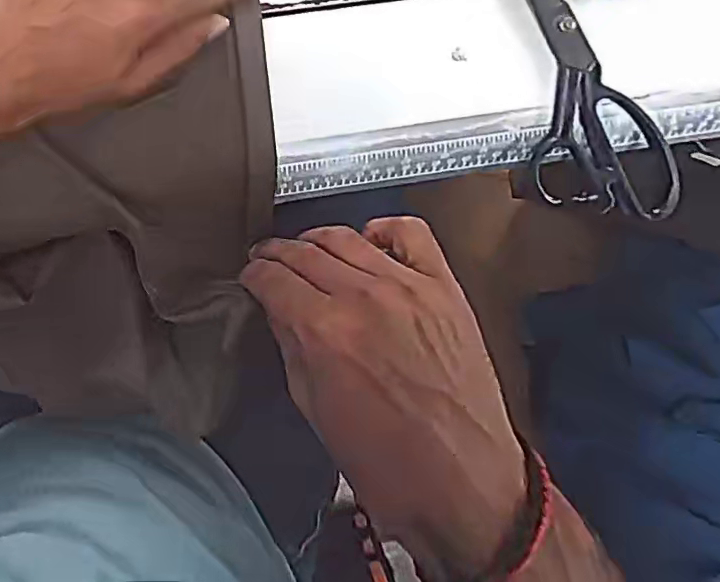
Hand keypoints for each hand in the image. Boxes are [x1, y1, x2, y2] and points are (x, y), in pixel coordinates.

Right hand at [242, 217, 525, 573]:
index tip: (250, 278)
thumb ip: (290, 346)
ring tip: (307, 251)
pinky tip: (370, 242)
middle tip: (268, 261)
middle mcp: (362, 299)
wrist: (469, 490)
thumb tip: (277, 309)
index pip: (271, 277)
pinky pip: (409, 233)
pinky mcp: (444, 289)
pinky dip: (383, 229)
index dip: (253, 275)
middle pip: (301, 251)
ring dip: (315, 240)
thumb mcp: (314, 410)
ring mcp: (407, 288)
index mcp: (325, 332)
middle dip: (275, 254)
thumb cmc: (389, 466)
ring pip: (344, 235)